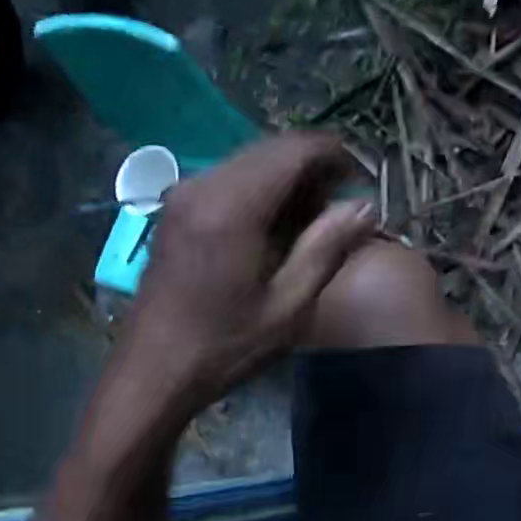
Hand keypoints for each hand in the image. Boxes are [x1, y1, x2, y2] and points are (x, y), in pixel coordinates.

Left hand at [113, 133, 377, 416]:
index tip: (363, 183)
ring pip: (252, 162)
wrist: (153, 370)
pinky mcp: (178, 208)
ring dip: (290, 180)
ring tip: (316, 222)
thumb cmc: (225, 346)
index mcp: (232, 206)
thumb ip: (328, 248)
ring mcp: (185, 194)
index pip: (294, 150)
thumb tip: (366, 207)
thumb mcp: (289, 306)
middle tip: (342, 209)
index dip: (336, 155)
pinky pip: (231, 179)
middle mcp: (204, 185)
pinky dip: (264, 191)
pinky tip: (278, 228)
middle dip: (315, 169)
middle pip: (272, 149)